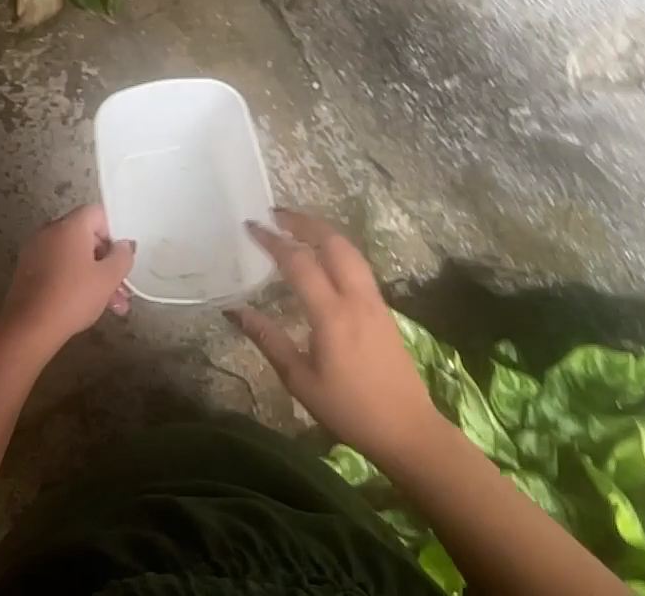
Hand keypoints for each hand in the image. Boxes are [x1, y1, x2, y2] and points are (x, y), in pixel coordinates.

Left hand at [0, 205, 135, 350]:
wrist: (30, 326)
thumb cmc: (73, 296)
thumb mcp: (107, 278)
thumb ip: (122, 257)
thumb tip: (124, 245)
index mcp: (69, 226)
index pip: (96, 213)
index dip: (113, 232)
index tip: (120, 258)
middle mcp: (49, 231)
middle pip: (85, 236)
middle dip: (107, 262)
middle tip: (123, 289)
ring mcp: (35, 250)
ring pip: (73, 256)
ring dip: (95, 276)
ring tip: (114, 307)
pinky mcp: (27, 270)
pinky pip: (58, 267)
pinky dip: (74, 280)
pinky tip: (89, 306)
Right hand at [228, 210, 442, 460]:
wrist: (408, 430)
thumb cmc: (349, 409)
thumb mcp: (300, 380)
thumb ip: (268, 340)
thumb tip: (236, 311)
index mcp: (332, 314)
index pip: (299, 262)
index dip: (273, 241)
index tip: (251, 227)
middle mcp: (356, 298)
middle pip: (332, 243)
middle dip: (304, 223)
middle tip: (276, 214)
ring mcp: (375, 302)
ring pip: (350, 251)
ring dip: (323, 233)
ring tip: (297, 227)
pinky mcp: (384, 310)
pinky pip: (358, 266)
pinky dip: (337, 250)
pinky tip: (324, 257)